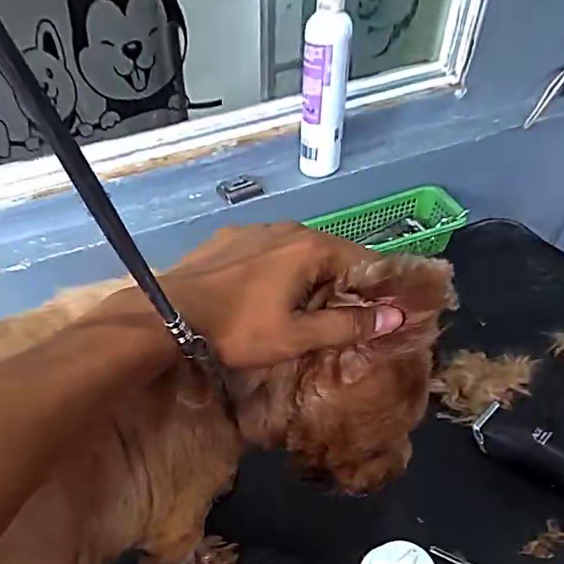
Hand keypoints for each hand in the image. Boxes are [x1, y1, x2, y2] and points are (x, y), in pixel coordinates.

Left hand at [99, 224, 406, 369]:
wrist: (168, 315)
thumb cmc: (237, 330)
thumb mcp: (297, 336)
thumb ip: (347, 325)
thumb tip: (395, 316)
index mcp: (310, 247)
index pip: (364, 260)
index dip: (380, 287)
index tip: (388, 312)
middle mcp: (287, 228)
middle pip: (332, 254)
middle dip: (345, 283)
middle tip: (348, 318)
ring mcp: (255, 230)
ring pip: (299, 252)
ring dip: (312, 277)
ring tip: (308, 309)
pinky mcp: (230, 238)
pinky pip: (269, 252)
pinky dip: (281, 270)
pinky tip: (269, 295)